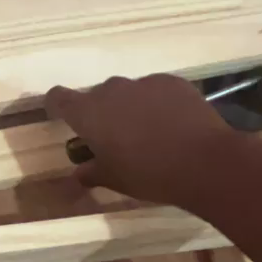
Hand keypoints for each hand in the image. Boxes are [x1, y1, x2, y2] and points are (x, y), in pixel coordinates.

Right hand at [45, 74, 252, 207]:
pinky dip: (156, 103)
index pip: (58, 97)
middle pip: (96, 96)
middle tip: (114, 138)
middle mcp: (112, 90)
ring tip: (147, 133)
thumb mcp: (112, 179)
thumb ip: (90, 172)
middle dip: (101, 113)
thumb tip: (80, 173)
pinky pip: (155, 90)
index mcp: (88, 113)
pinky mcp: (173, 82)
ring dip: (129, 107)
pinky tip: (171, 125)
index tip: (61, 118)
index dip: (56, 106)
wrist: (205, 162)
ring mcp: (144, 83)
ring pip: (127, 92)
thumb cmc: (148, 174)